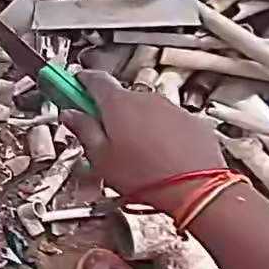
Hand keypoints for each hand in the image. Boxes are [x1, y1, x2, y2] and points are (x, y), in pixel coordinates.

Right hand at [60, 70, 227, 203]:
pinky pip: (167, 121)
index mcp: (117, 103)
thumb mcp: (101, 157)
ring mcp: (170, 108)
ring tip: (132, 153)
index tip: (69, 86)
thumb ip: (83, 129)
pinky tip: (156, 156)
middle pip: (117, 96)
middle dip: (106, 111)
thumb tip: (71, 115)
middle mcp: (144, 98)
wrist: (199, 190)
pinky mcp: (190, 121)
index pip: (91, 79)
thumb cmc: (147, 176)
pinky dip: (159, 132)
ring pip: (143, 109)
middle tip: (100, 134)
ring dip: (134, 123)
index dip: (77, 81)